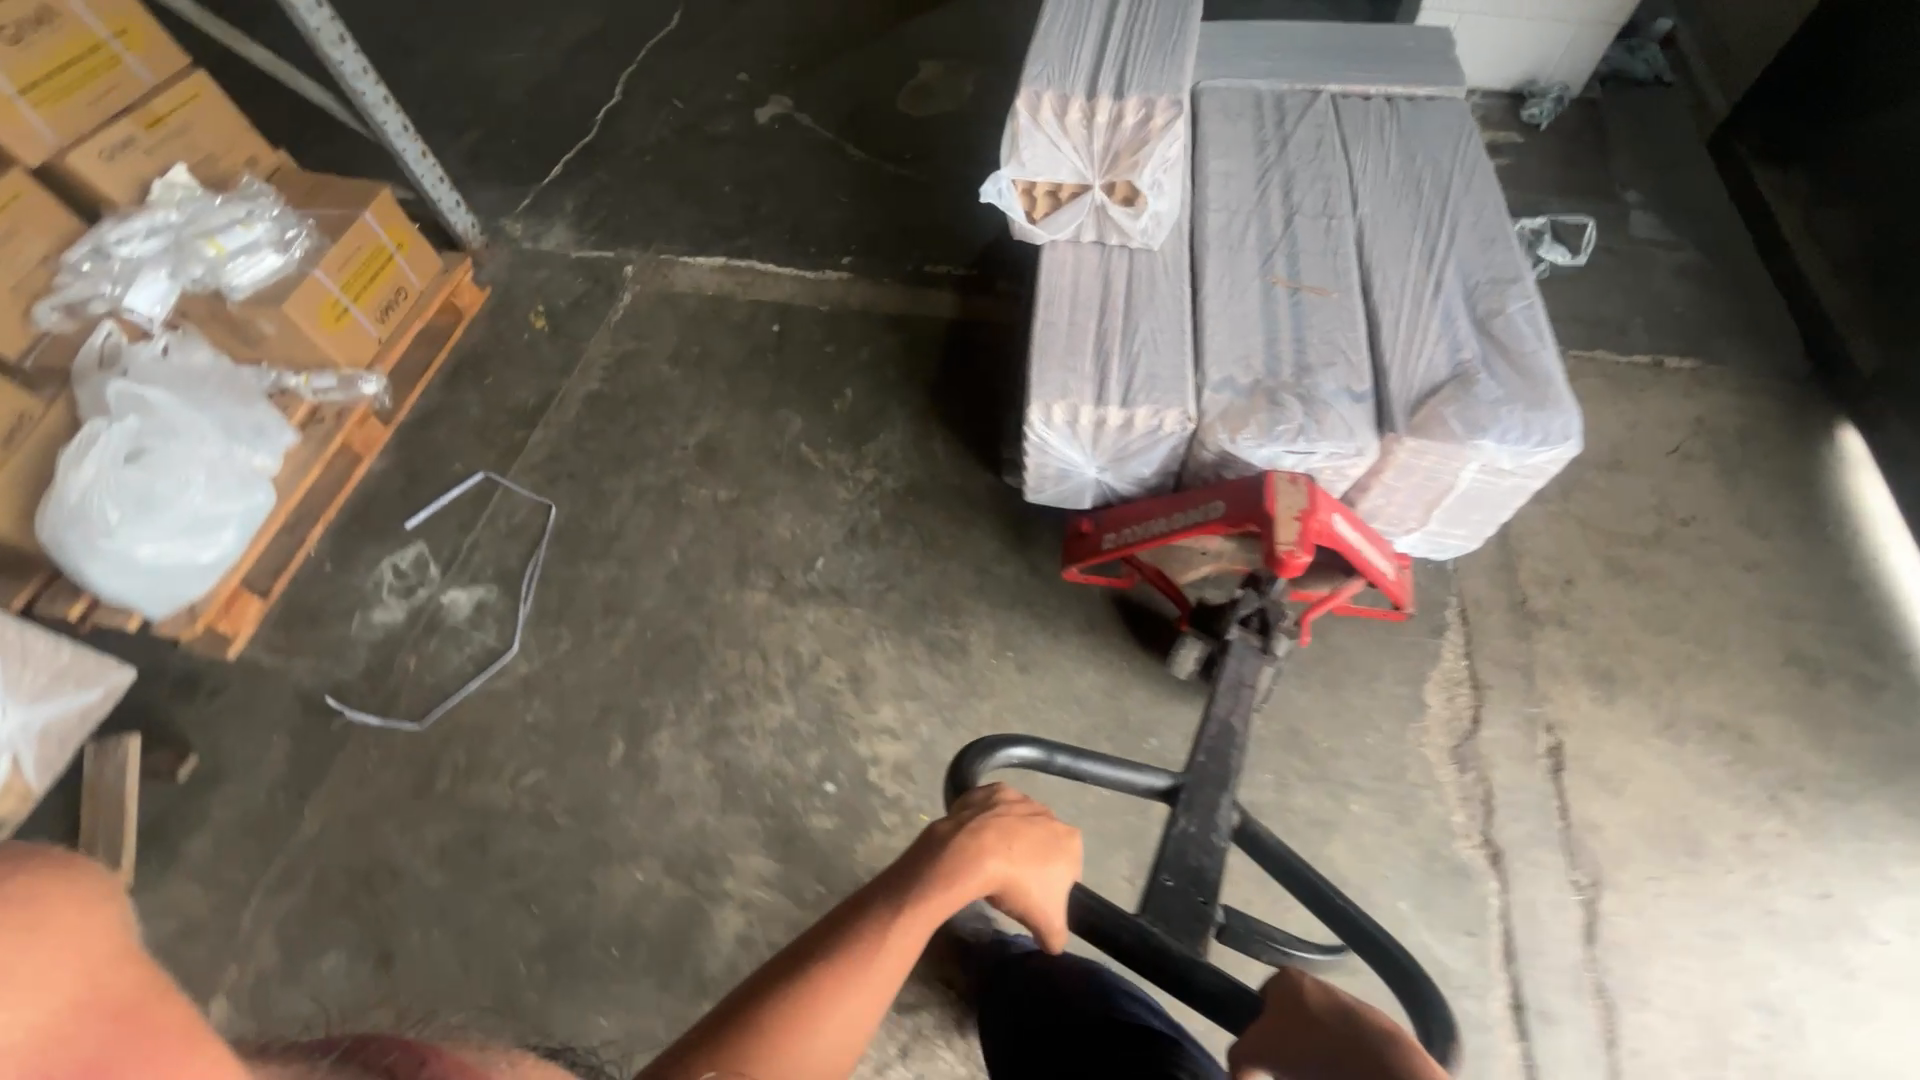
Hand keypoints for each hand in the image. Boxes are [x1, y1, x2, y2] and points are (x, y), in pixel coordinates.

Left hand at [907, 784, 1081, 952]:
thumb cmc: (1017, 886)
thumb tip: (1053, 944)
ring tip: (989, 863)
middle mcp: (1049, 813)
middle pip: (1043, 842)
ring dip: (1008, 839)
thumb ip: (1058, 938)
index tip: (1034, 900)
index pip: (1069, 869)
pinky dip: (985, 821)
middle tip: (1011, 884)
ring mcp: (1018, 798)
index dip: (1053, 887)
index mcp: (1071, 840)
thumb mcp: (1046, 925)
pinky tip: (975, 840)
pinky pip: (991, 809)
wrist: (971, 854)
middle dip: (1031, 860)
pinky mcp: (989, 791)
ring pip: (1017, 823)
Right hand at [1228, 968, 1447, 1079]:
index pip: (1261, 1001)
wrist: (1382, 1069)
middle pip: (1292, 1025)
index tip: (1264, 1061)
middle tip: (1288, 1077)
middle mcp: (1319, 985)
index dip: (1258, 1034)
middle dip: (1287, 1055)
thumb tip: (1240, 1073)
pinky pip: (1348, 1058)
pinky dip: (1341, 1073)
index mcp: (1288, 979)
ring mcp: (1352, 1010)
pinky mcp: (1378, 1038)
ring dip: (1314, 1066)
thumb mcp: (1254, 1053)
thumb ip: (1237, 1061)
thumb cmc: (1308, 1048)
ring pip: (1321, 1043)